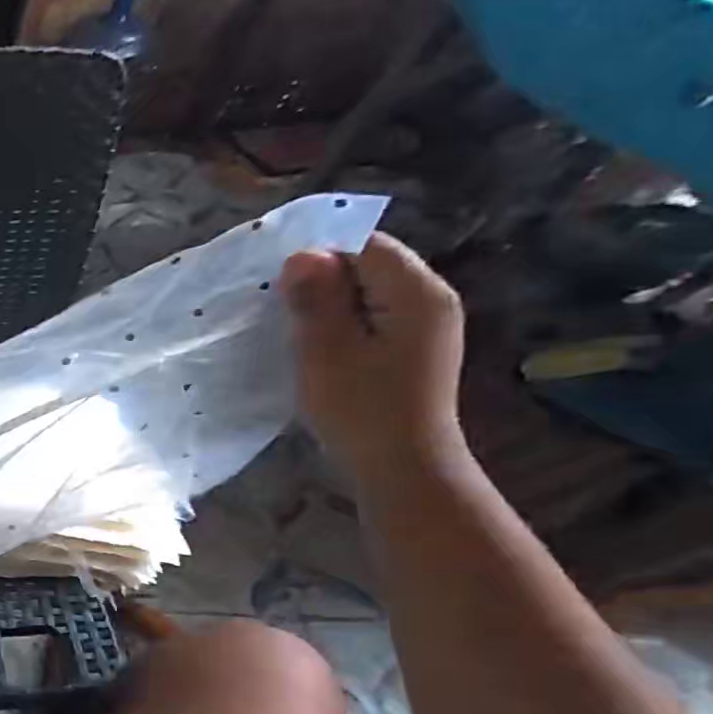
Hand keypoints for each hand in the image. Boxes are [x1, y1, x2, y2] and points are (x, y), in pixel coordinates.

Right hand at [280, 233, 468, 479]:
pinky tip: (322, 350)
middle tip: (282, 311)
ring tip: (297, 331)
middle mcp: (431, 300)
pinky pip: (375, 319)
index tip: (281, 286)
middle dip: (324, 280)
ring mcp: (426, 328)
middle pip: (372, 266)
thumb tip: (302, 254)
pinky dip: (345, 325)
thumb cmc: (362, 410)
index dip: (321, 256)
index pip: (367, 244)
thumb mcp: (327, 352)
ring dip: (331, 306)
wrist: (403, 469)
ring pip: (371, 294)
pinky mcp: (414, 352)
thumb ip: (317, 300)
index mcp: (417, 293)